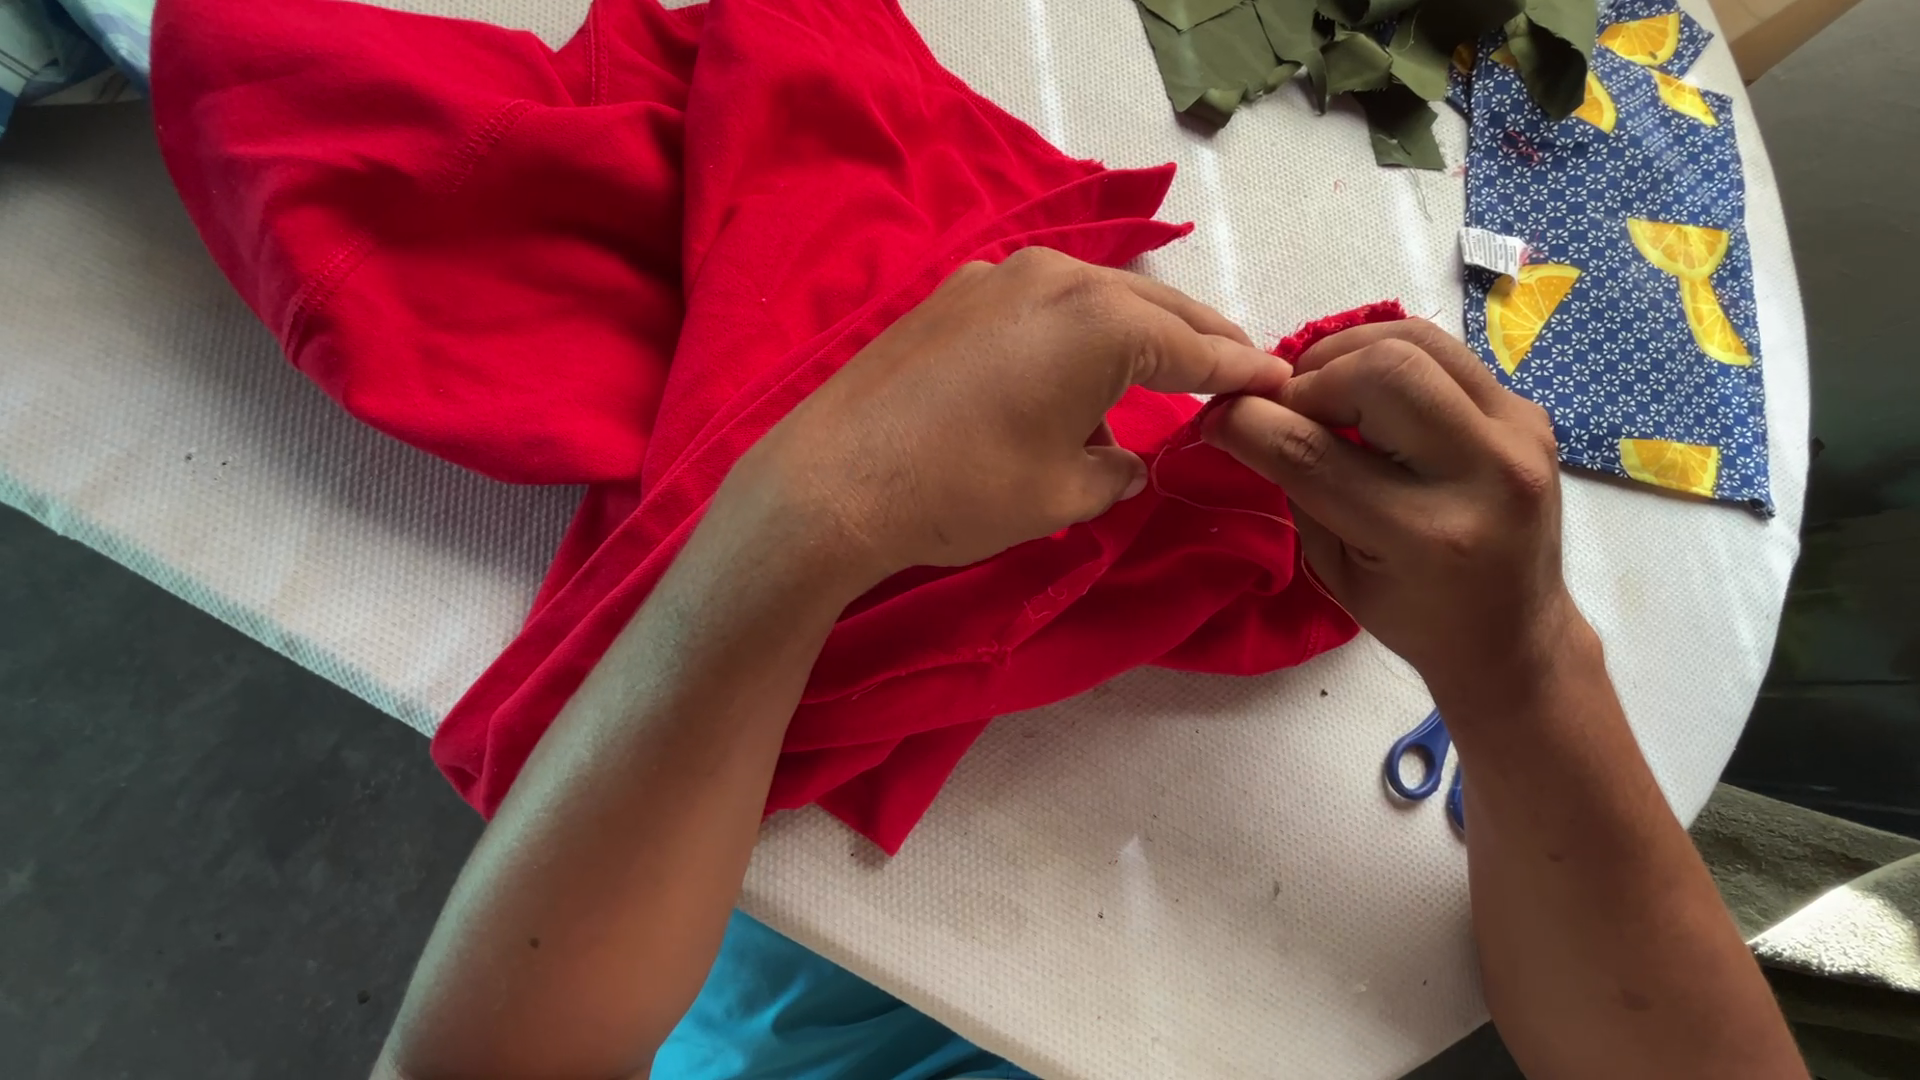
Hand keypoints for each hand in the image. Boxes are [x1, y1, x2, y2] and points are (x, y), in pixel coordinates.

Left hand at [727, 246, 1290, 588]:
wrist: (835, 481)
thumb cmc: (963, 493)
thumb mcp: (1060, 496)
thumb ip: (1115, 473)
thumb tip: (1129, 461)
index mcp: (1102, 323)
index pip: (1195, 349)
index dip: (1241, 372)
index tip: (1278, 383)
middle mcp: (1056, 277)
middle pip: (1151, 310)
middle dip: (1197, 343)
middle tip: (1234, 370)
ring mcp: (998, 276)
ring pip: (1094, 301)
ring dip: (1131, 337)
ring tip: (1152, 381)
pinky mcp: (954, 292)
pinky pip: (1040, 306)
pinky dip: (1073, 333)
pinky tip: (1069, 370)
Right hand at [1201, 318, 1588, 717]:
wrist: (1514, 633)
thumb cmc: (1409, 614)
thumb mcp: (1331, 567)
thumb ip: (1295, 486)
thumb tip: (1243, 417)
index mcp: (1423, 534)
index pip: (1312, 452)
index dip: (1248, 423)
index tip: (1216, 418)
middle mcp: (1484, 472)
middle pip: (1381, 371)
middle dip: (1310, 379)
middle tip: (1287, 409)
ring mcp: (1519, 432)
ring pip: (1416, 340)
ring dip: (1346, 354)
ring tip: (1320, 390)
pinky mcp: (1529, 409)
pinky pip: (1443, 351)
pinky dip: (1383, 357)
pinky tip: (1362, 392)